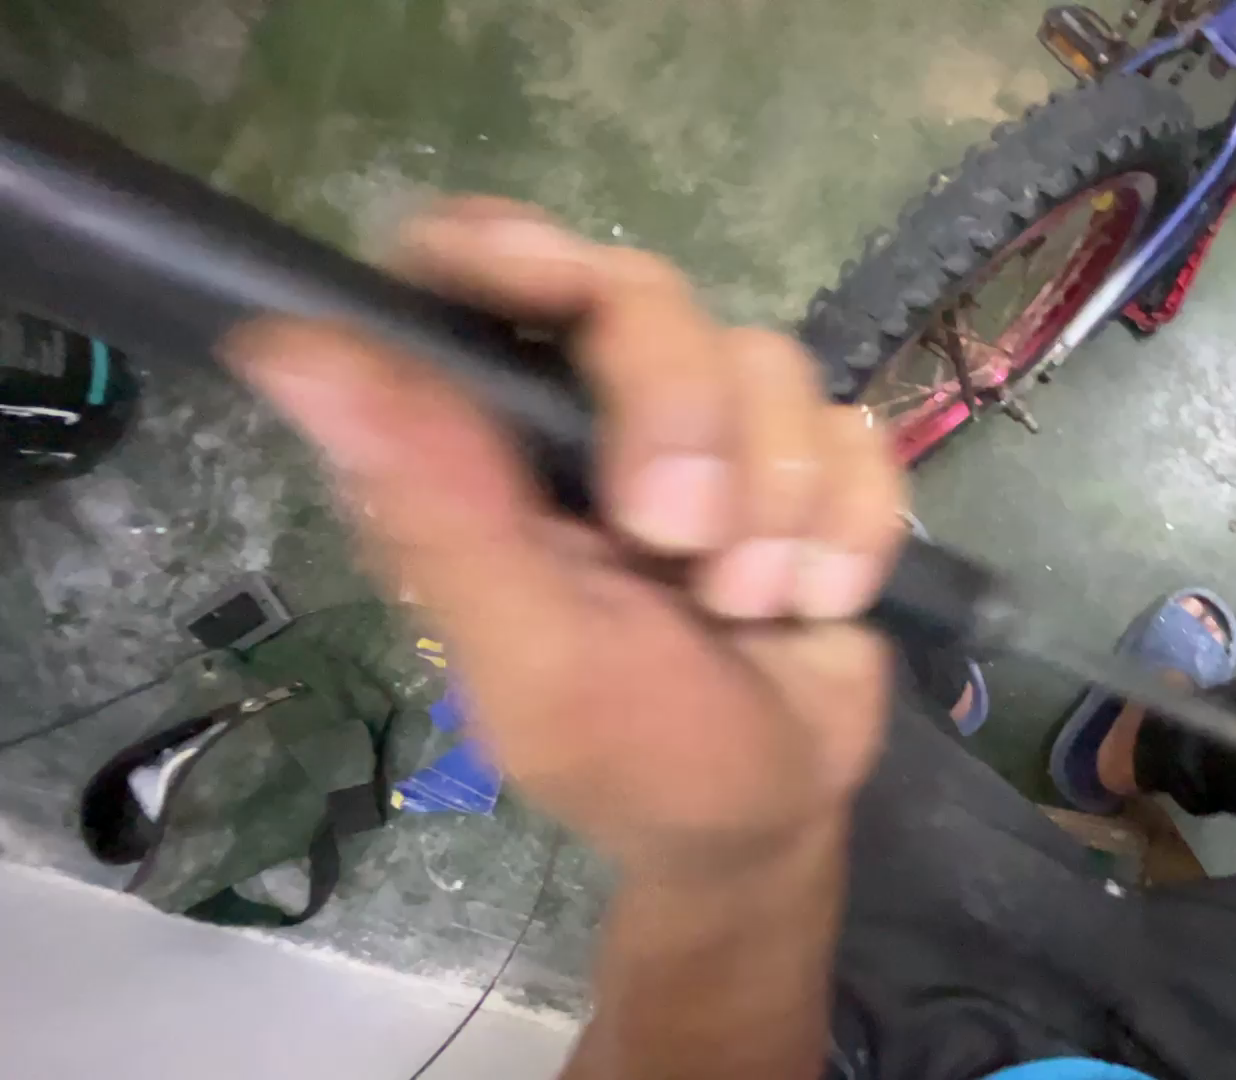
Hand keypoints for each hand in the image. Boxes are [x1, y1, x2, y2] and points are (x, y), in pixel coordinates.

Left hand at [224, 198, 905, 878]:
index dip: (512, 253)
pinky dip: (855, 528)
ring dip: (783, 504)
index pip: (484, 279)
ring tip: (761, 604)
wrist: (778, 803)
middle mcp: (622, 419)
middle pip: (657, 300)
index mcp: (513, 452)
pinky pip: (862, 441)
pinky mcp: (829, 472)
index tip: (552, 280)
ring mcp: (741, 441)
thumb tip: (288, 345)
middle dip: (691, 422)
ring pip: (781, 370)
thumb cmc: (640, 756)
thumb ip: (441, 515)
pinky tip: (828, 600)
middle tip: (687, 544)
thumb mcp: (537, 659)